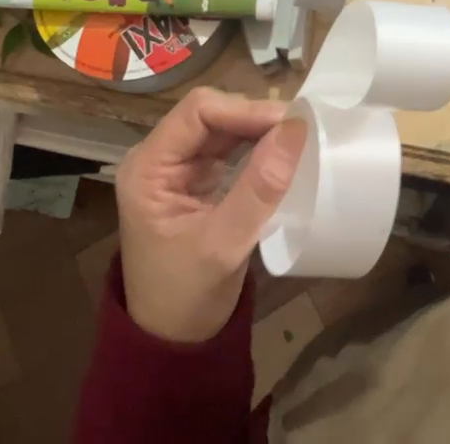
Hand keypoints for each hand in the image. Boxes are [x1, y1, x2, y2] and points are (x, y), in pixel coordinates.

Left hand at [116, 88, 307, 342]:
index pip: (197, 111)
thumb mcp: (224, 245)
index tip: (290, 123)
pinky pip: (230, 148)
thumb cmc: (186, 296)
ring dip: (259, 129)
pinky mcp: (197, 179)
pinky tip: (283, 152)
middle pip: (210, 114)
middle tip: (302, 129)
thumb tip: (295, 131)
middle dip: (255, 116)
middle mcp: (158, 158)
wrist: (172, 339)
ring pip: (223, 127)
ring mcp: (177, 168)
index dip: (244, 109)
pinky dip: (257, 145)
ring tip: (298, 137)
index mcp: (148, 167)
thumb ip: (258, 188)